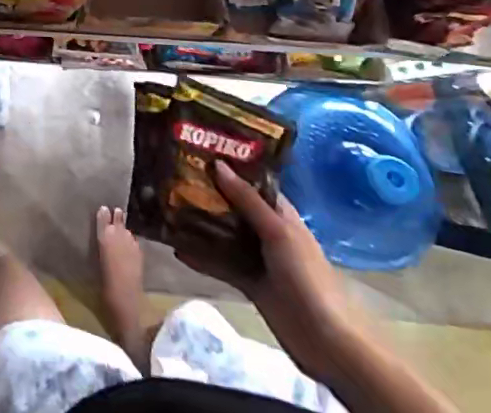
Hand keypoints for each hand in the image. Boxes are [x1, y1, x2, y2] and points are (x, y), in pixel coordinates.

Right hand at [177, 161, 362, 380]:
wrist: (324, 338)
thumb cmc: (306, 275)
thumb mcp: (278, 231)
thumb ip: (247, 200)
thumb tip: (217, 163)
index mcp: (281, 215)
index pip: (252, 183)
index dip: (229, 168)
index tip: (197, 152)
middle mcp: (267, 232)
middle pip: (233, 207)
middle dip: (206, 194)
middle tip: (171, 178)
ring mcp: (257, 258)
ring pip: (223, 234)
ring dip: (199, 225)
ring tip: (167, 209)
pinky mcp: (248, 281)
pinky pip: (219, 263)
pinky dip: (200, 256)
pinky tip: (175, 248)